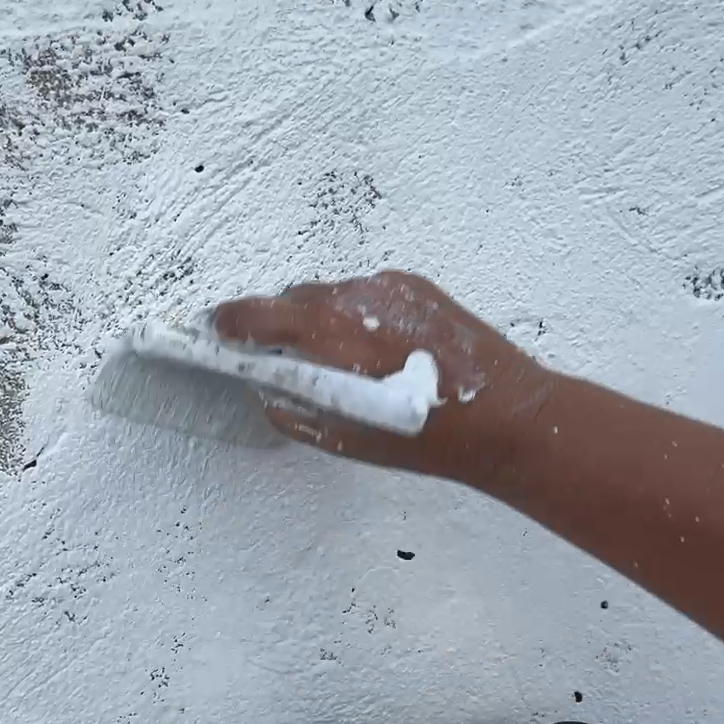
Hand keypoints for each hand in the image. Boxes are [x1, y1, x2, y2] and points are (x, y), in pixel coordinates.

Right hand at [212, 271, 554, 485]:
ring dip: (316, 318)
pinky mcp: (413, 285)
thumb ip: (291, 410)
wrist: (505, 416)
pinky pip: (362, 292)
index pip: (256, 315)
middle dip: (275, 323)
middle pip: (290, 299)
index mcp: (328, 337)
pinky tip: (372, 346)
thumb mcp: (343, 439)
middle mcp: (353, 300)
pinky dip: (352, 312)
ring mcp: (386, 286)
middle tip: (279, 353)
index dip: (229, 321)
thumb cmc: (423, 437)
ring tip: (335, 355)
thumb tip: (266, 391)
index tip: (217, 329)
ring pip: (327, 294)